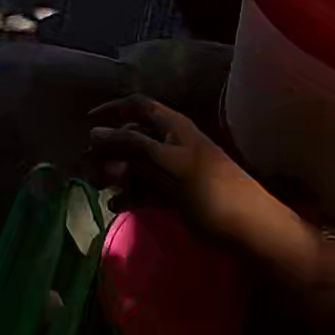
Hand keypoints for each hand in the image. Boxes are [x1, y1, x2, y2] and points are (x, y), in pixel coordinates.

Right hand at [88, 95, 334, 288]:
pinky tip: (117, 206)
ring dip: (117, 172)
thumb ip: (135, 147)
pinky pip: (146, 187)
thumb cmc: (213, 192)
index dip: (112, 110)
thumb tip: (95, 132)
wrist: (249, 228)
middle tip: (92, 170)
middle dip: (110, 149)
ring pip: (137, 163)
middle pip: (133, 136)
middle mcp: (174, 143)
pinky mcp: (176, 195)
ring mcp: (175, 169)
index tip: (85, 125)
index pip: (138, 106)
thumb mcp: (172, 165)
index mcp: (176, 128)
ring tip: (103, 189)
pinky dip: (130, 193)